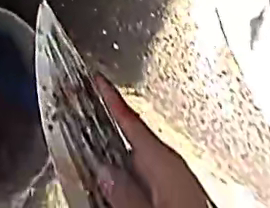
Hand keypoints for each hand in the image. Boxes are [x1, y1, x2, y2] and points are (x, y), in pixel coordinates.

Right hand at [91, 76, 209, 207]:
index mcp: (168, 158)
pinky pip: (149, 177)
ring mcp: (180, 180)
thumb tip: (104, 171)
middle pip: (132, 139)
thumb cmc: (187, 207)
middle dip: (107, 130)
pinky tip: (121, 185)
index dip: (110, 95)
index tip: (96, 76)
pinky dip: (132, 174)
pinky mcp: (182, 195)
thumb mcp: (152, 207)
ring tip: (95, 157)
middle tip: (82, 117)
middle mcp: (175, 164)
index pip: (131, 117)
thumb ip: (126, 189)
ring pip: (139, 161)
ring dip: (119, 157)